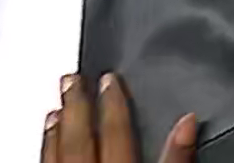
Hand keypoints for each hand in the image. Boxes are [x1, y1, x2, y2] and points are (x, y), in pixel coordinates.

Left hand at [43, 72, 195, 162]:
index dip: (112, 104)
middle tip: (71, 78)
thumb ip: (175, 159)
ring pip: (56, 159)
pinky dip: (45, 155)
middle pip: (80, 142)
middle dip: (77, 107)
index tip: (108, 77)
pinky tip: (45, 146)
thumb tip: (189, 120)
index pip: (115, 132)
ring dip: (55, 135)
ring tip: (54, 110)